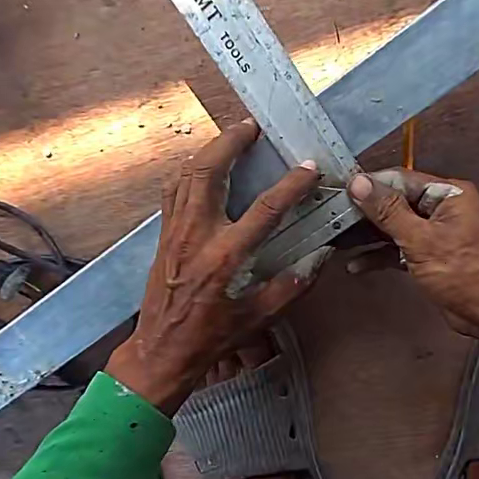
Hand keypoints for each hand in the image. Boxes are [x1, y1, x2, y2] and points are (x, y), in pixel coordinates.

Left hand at [106, 121, 330, 412]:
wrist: (160, 352)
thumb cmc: (208, 339)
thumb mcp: (257, 319)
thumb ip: (290, 287)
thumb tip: (319, 258)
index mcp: (223, 258)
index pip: (264, 209)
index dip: (291, 185)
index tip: (309, 169)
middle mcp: (195, 236)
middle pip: (208, 172)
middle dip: (230, 142)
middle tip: (252, 127)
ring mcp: (174, 233)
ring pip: (185, 176)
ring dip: (208, 151)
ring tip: (229, 138)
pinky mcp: (163, 237)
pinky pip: (172, 192)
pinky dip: (188, 173)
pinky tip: (200, 168)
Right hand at [347, 168, 478, 341]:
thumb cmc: (467, 276)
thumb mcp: (421, 240)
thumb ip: (388, 211)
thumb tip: (360, 184)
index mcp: (449, 195)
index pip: (401, 179)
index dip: (369, 185)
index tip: (340, 191)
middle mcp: (443, 209)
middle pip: (394, 203)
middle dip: (364, 213)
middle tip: (333, 218)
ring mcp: (436, 233)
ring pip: (393, 227)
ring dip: (367, 236)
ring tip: (337, 240)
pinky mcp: (430, 255)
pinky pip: (398, 248)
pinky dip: (379, 255)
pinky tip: (357, 264)